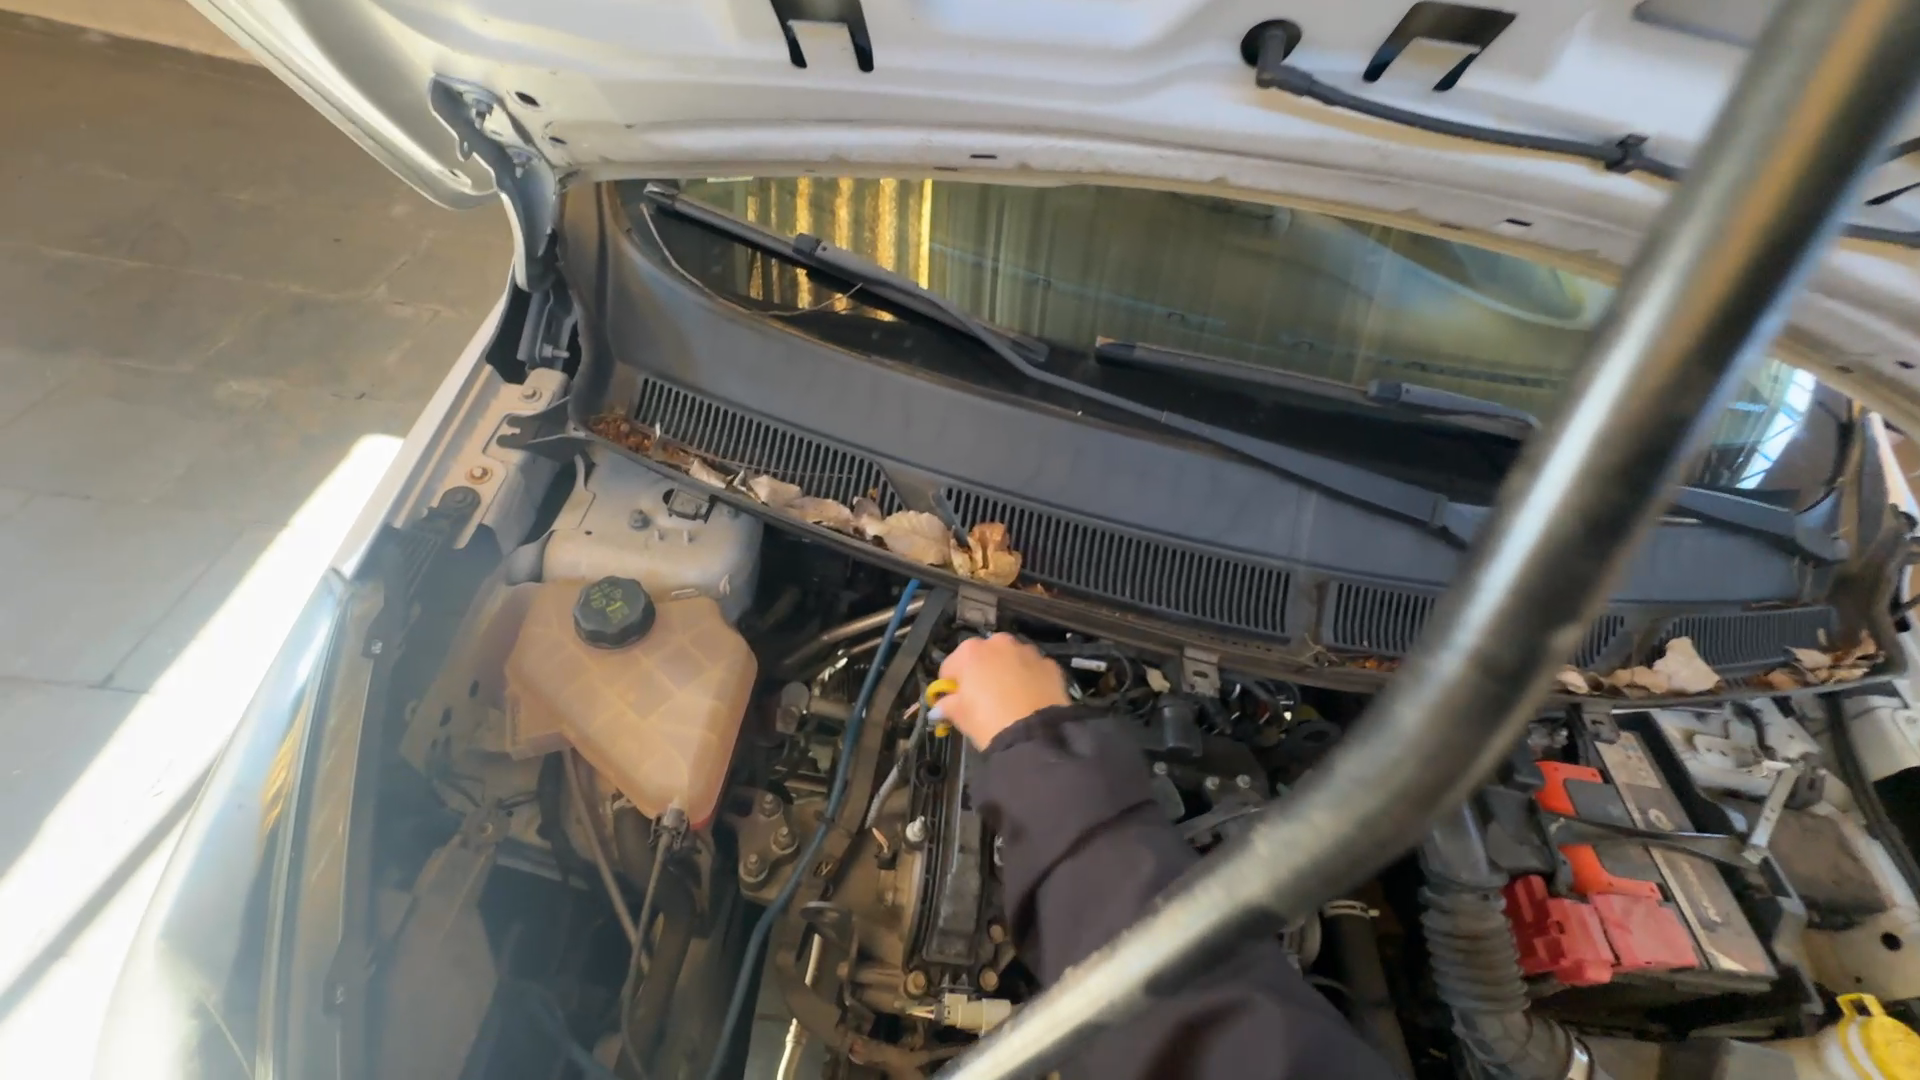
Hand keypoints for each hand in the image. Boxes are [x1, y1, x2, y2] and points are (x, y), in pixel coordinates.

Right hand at [936, 633, 1070, 749]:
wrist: (1035, 734)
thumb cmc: (989, 721)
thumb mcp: (960, 716)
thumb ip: (947, 705)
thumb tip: (940, 706)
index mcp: (970, 651)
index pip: (950, 666)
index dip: (951, 685)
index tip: (955, 701)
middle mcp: (999, 643)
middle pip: (982, 657)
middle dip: (981, 673)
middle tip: (982, 700)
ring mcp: (1026, 651)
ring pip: (1010, 659)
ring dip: (1006, 672)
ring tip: (1009, 700)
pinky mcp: (1049, 664)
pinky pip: (1033, 669)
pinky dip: (1030, 679)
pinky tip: (1029, 699)